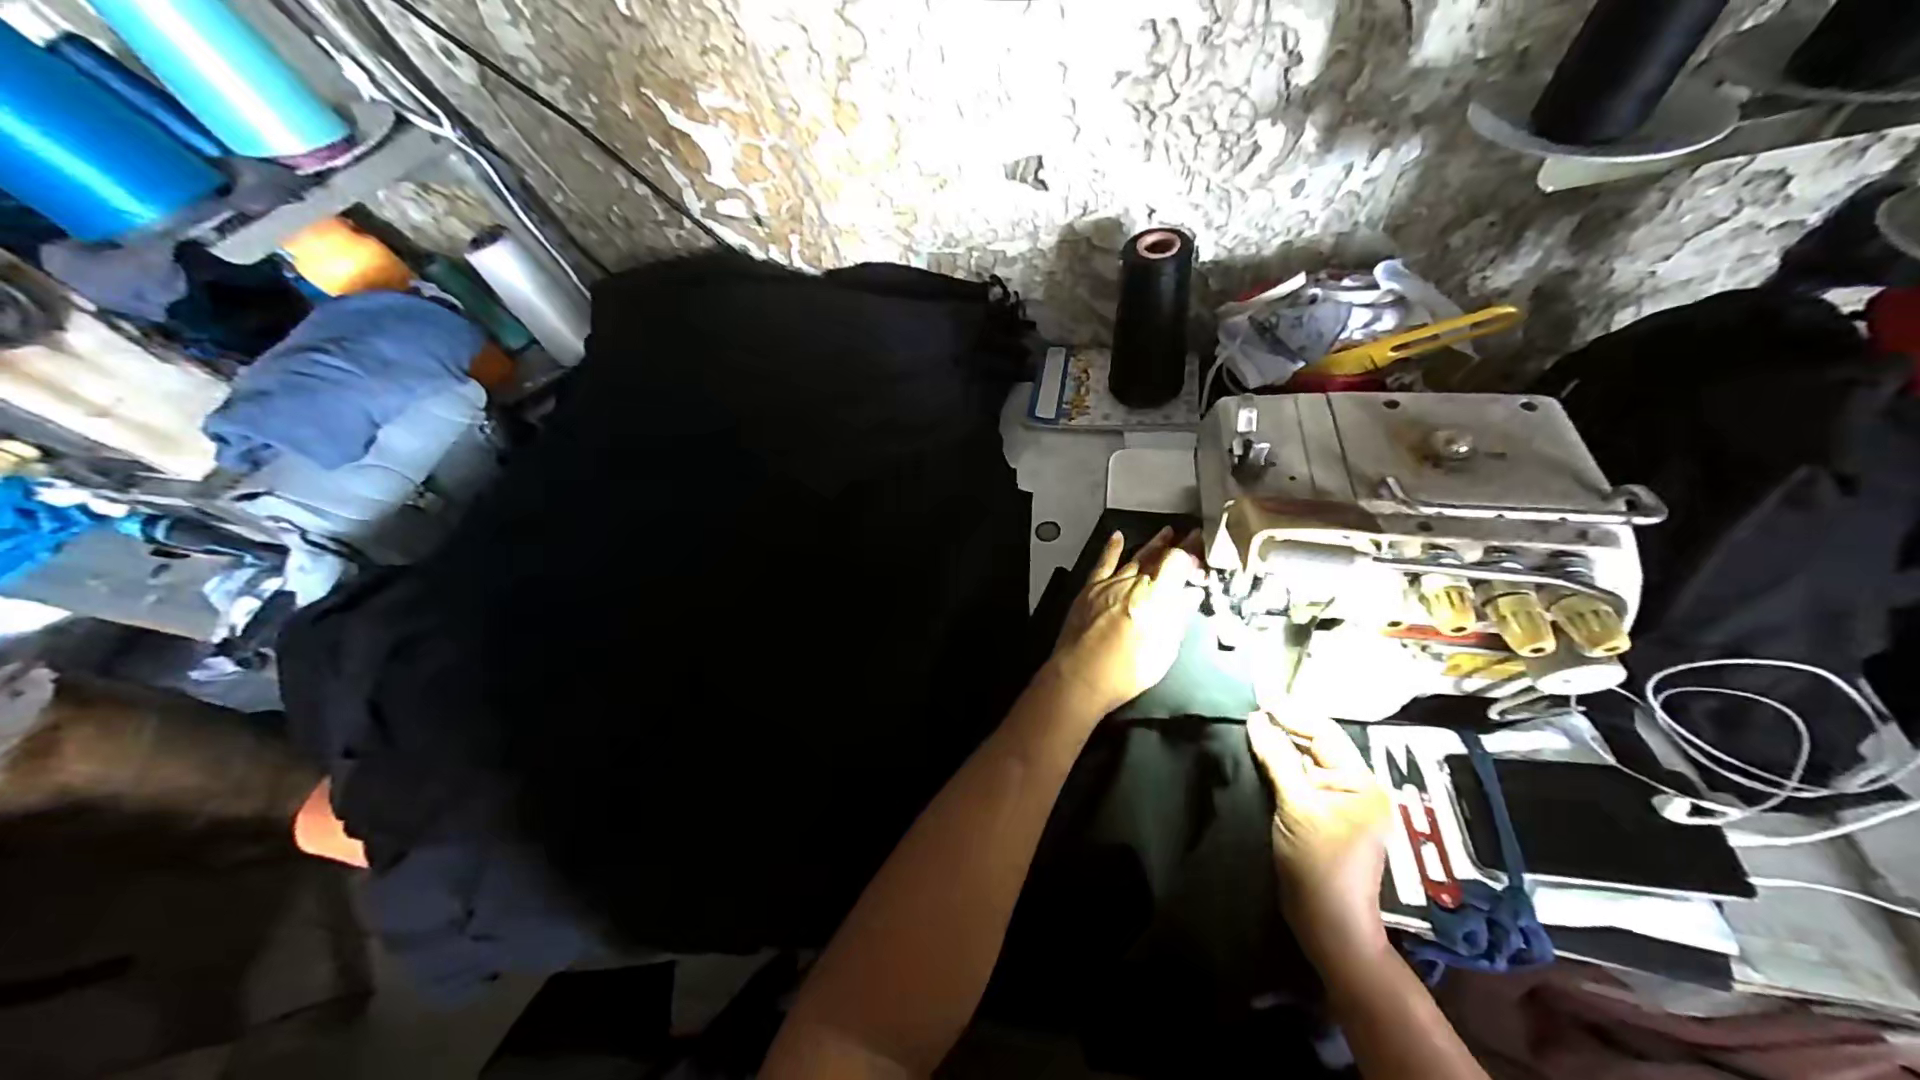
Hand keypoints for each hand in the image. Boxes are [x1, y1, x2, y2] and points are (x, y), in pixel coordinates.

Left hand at [1045, 527, 1203, 714]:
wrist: (1078, 678)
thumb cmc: (1124, 672)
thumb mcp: (1164, 651)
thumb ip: (1177, 619)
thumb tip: (1188, 597)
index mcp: (1154, 597)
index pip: (1177, 561)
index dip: (1191, 553)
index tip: (1200, 549)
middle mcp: (1132, 583)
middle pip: (1158, 557)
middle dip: (1176, 546)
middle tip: (1189, 537)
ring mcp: (1109, 584)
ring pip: (1135, 557)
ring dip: (1152, 545)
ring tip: (1166, 533)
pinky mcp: (1089, 589)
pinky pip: (1103, 563)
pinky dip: (1111, 548)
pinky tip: (1117, 537)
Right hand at [1245, 711, 1392, 965]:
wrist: (1327, 922)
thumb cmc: (1317, 863)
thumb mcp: (1295, 806)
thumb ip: (1277, 758)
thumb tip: (1257, 718)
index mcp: (1363, 782)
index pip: (1324, 734)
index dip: (1292, 713)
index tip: (1259, 696)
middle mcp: (1358, 788)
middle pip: (1316, 746)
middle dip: (1285, 727)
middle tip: (1251, 709)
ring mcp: (1342, 804)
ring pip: (1307, 763)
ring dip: (1281, 746)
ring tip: (1252, 727)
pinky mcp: (1324, 817)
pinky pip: (1302, 781)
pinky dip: (1282, 767)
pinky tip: (1261, 757)